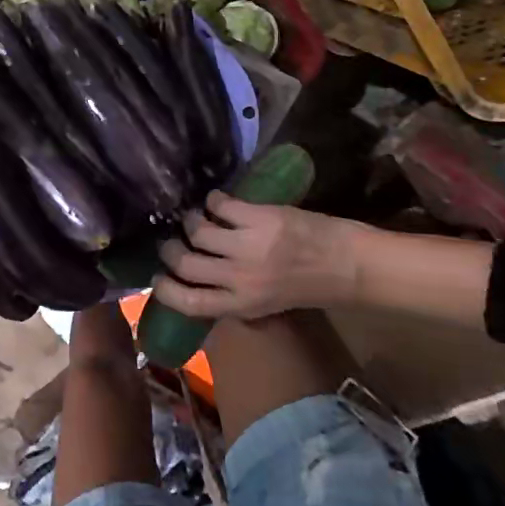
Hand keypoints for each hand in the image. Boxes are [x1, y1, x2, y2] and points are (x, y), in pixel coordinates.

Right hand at [150, 192, 368, 318]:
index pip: (187, 302)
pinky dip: (213, 200)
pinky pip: (220, 205)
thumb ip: (232, 297)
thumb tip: (196, 283)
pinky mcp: (259, 218)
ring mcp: (248, 246)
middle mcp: (239, 279)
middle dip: (170, 249)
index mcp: (241, 305)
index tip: (157, 277)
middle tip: (171, 241)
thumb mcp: (264, 305)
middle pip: (185, 262)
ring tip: (195, 217)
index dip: (164, 289)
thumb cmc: (307, 287)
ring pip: (198, 230)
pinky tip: (217, 200)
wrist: (347, 265)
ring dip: (191, 220)